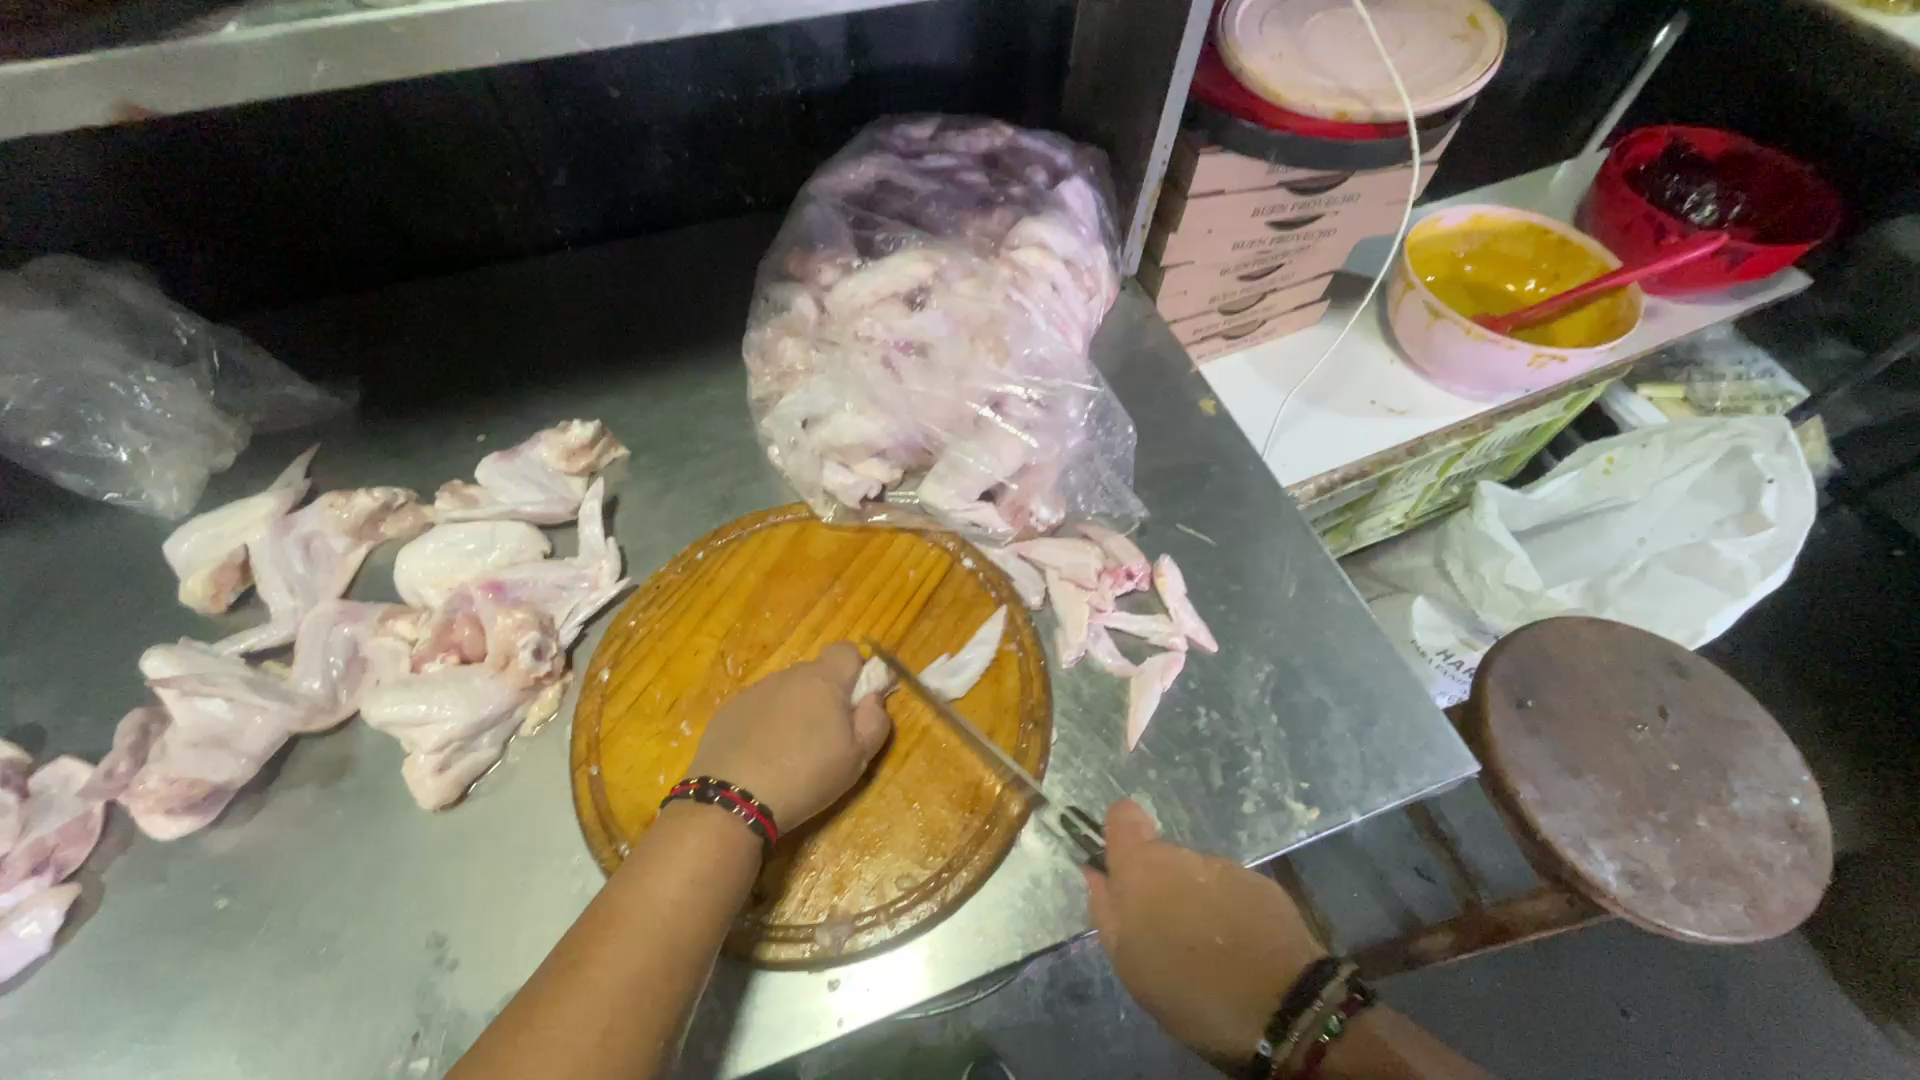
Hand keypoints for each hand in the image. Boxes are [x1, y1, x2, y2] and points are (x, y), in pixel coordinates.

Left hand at [687, 642, 891, 829]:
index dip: (856, 672)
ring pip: (787, 692)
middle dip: (826, 697)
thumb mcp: (857, 758)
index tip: (856, 704)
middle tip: (826, 738)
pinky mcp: (729, 710)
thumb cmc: (806, 777)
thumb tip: (873, 696)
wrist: (733, 801)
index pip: (847, 650)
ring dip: (795, 711)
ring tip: (790, 753)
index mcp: (823, 681)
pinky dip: (767, 724)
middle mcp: (788, 676)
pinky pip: (760, 708)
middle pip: (816, 673)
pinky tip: (762, 756)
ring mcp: (755, 691)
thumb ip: (875, 720)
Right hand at [1084, 799, 1328, 1062]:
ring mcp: (1226, 868)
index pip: (1121, 816)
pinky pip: (1231, 891)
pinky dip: (1227, 912)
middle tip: (1165, 934)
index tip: (1121, 868)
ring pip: (1197, 875)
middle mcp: (1182, 855)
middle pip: (1160, 856)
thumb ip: (1106, 910)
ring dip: (1194, 901)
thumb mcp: (1128, 963)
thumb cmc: (1187, 989)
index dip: (1119, 834)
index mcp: (1141, 868)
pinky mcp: (1263, 885)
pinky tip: (1237, 950)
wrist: (1282, 1007)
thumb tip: (1095, 873)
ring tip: (1204, 950)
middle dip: (1159, 886)